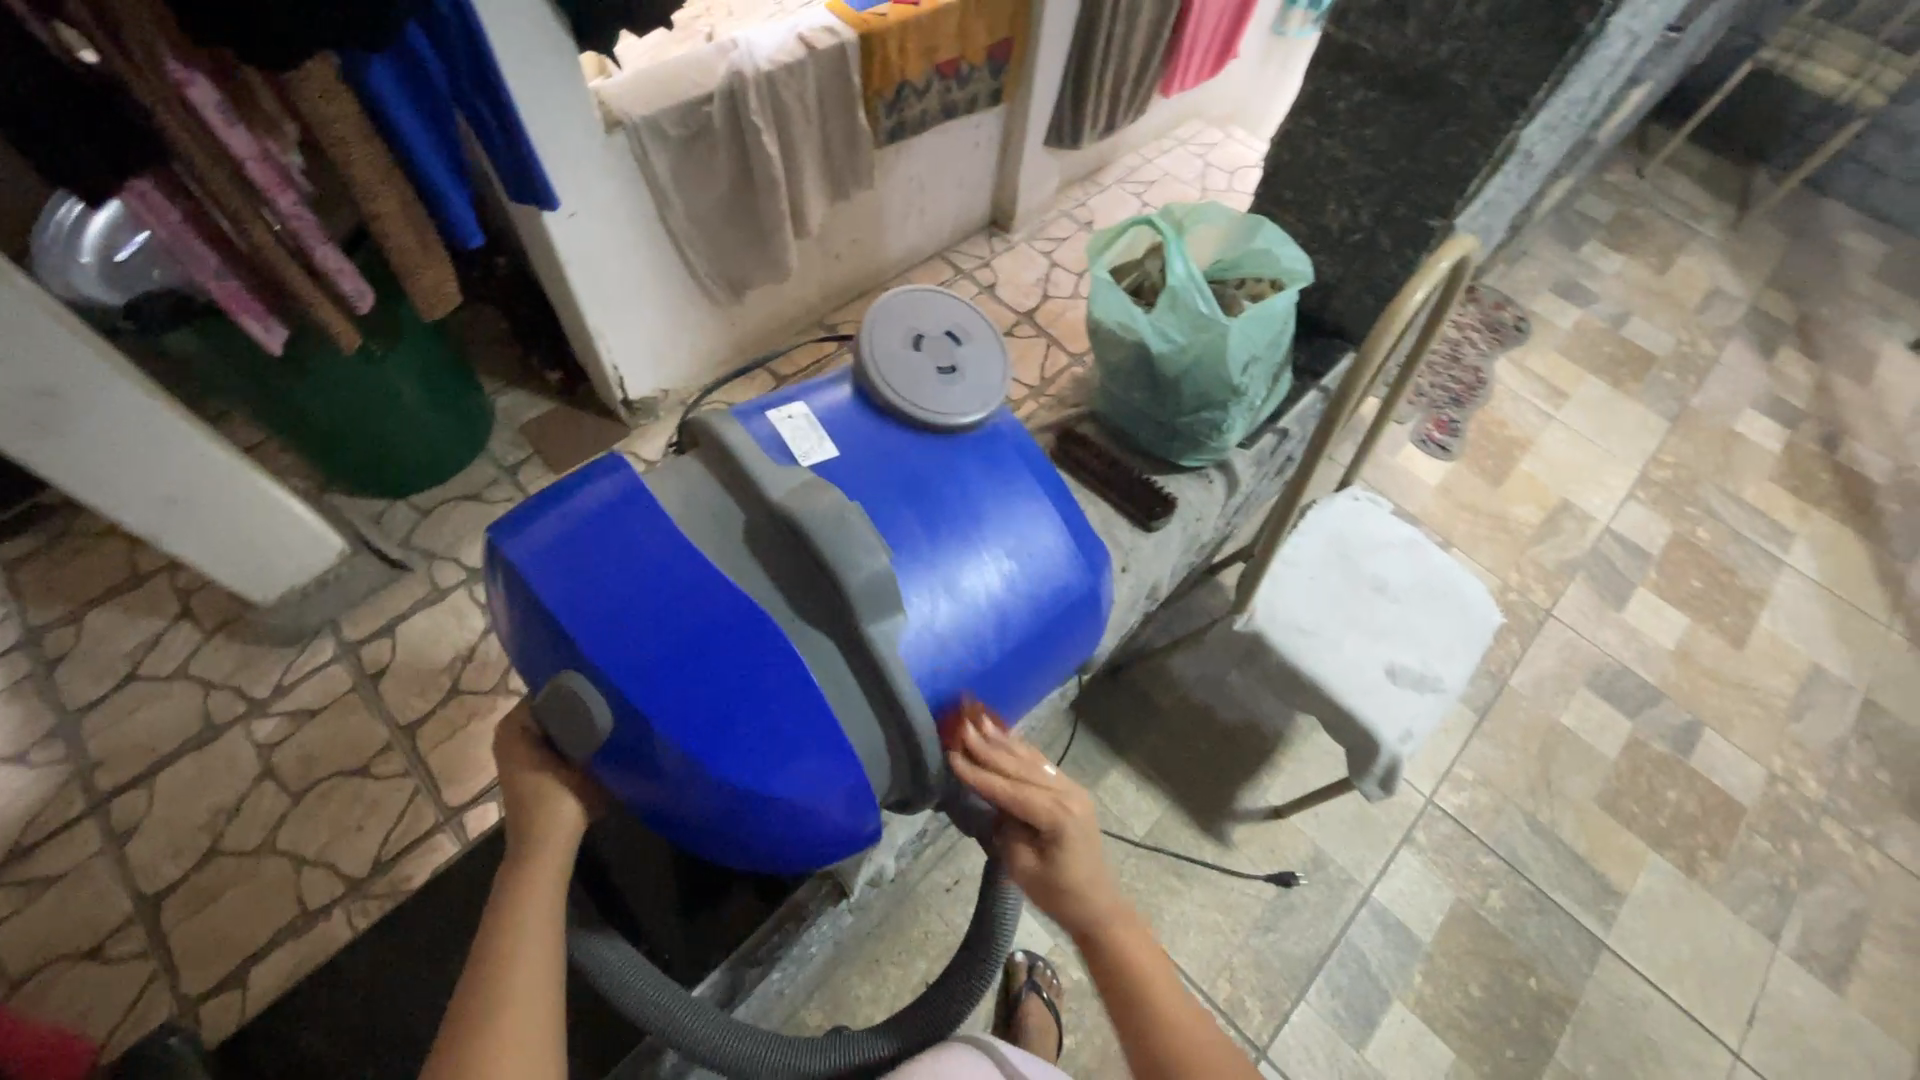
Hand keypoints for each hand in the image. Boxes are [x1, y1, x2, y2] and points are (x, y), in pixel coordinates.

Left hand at [493, 702, 605, 862]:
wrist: (544, 846)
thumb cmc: (560, 800)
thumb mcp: (583, 758)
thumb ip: (596, 728)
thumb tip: (620, 704)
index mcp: (516, 725)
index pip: (549, 689)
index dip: (578, 686)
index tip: (606, 684)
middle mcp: (510, 733)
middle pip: (551, 706)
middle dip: (579, 703)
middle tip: (613, 697)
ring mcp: (516, 751)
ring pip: (553, 724)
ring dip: (577, 722)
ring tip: (610, 714)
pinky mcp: (528, 767)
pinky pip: (551, 739)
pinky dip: (570, 738)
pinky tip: (597, 739)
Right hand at [947, 706, 1128, 940]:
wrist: (1097, 906)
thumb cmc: (1058, 895)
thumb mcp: (1022, 868)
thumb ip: (1006, 830)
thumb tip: (995, 804)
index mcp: (1057, 814)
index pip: (1009, 789)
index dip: (978, 773)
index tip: (952, 755)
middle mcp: (1068, 793)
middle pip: (1021, 768)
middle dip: (989, 748)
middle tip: (962, 728)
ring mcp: (1073, 790)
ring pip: (1032, 761)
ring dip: (1004, 742)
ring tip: (980, 722)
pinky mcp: (1071, 792)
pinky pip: (1042, 766)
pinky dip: (1021, 751)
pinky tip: (1006, 738)